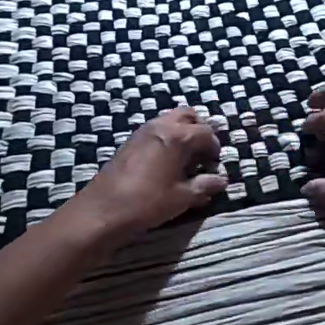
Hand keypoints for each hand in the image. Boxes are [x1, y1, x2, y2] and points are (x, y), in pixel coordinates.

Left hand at [59, 107, 226, 243]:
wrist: (102, 209)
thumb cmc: (146, 203)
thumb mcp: (181, 197)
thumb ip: (204, 186)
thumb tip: (221, 181)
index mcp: (177, 136)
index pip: (206, 132)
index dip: (215, 148)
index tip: (215, 165)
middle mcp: (160, 126)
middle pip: (188, 115)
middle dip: (199, 130)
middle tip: (202, 154)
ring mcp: (142, 131)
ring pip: (169, 119)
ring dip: (182, 132)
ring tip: (185, 158)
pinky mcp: (130, 140)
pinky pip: (155, 129)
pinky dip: (166, 137)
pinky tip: (166, 161)